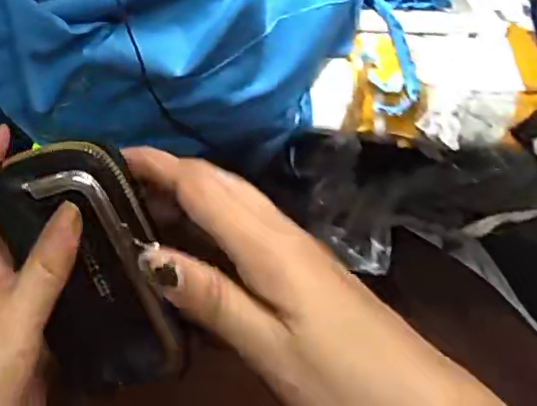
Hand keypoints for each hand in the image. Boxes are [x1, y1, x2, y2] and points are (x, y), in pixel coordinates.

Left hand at [0, 126, 82, 405]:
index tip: (5, 128)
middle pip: (6, 209)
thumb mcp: (19, 312)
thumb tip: (73, 205)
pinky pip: (49, 267)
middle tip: (64, 157)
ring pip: (30, 237)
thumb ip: (45, 264)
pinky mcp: (31, 312)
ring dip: (50, 212)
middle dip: (26, 178)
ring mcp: (12, 289)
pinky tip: (93, 245)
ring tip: (86, 189)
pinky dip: (67, 249)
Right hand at [125, 149, 502, 405]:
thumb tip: (147, 251)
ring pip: (229, 193)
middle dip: (165, 170)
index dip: (155, 163)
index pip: (200, 183)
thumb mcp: (270, 348)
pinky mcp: (298, 257)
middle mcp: (276, 225)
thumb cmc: (344, 378)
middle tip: (116, 182)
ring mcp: (290, 239)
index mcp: (265, 240)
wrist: (424, 401)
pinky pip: (242, 215)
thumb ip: (210, 296)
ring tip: (143, 204)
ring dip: (186, 187)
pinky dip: (208, 210)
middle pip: (214, 179)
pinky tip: (193, 236)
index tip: (111, 155)